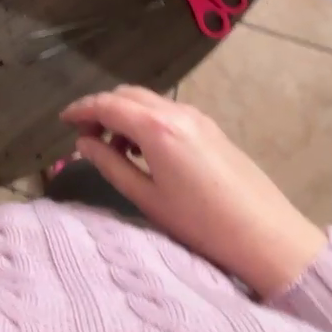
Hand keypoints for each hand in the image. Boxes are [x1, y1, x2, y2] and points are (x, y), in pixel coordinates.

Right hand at [59, 85, 325, 296]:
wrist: (268, 237)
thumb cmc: (201, 223)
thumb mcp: (148, 198)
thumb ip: (110, 165)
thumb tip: (83, 142)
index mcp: (156, 127)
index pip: (107, 104)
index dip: (81, 109)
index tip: (63, 121)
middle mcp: (174, 111)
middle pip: (125, 94)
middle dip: (101, 109)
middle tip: (86, 136)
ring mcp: (195, 116)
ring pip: (146, 100)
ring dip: (124, 113)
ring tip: (115, 149)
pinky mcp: (209, 126)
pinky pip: (165, 109)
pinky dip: (145, 119)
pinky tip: (144, 149)